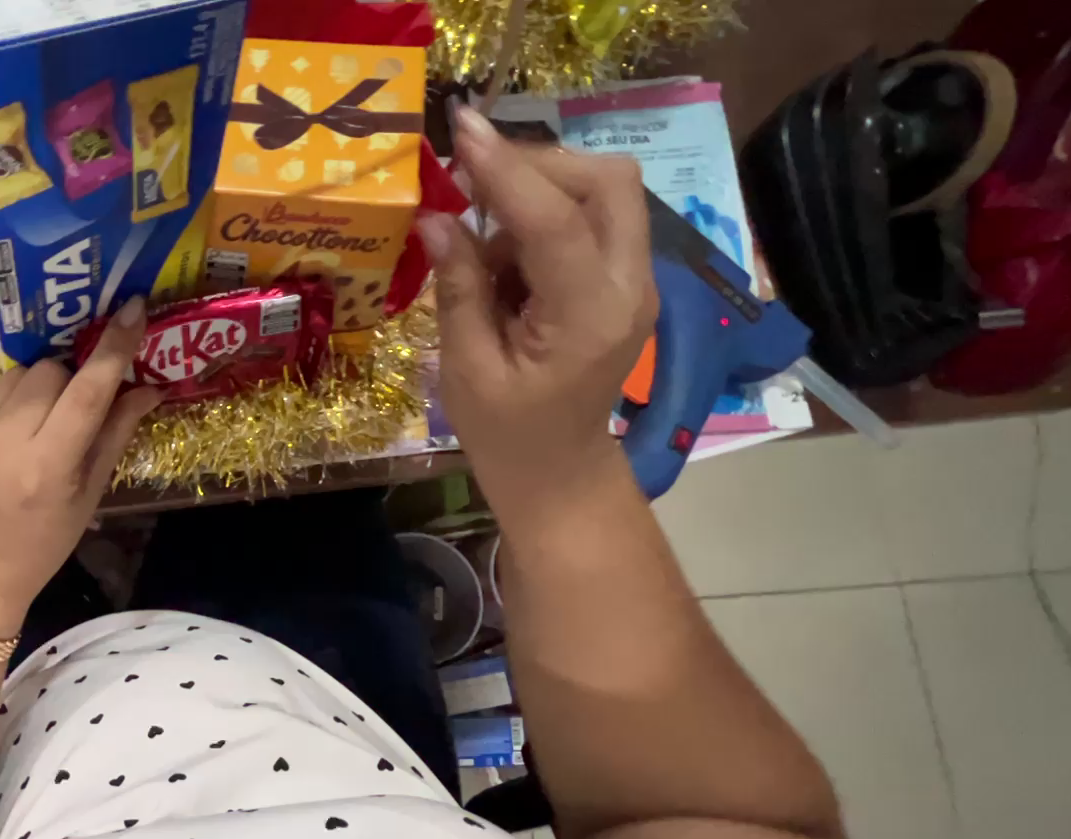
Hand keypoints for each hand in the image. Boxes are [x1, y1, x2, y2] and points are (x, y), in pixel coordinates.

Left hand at [0, 297, 161, 637]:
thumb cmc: (46, 540)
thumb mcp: (90, 493)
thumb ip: (115, 433)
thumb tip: (148, 384)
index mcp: (46, 466)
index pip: (87, 391)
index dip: (113, 347)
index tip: (133, 308)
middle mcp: (4, 443)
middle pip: (51, 370)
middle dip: (72, 380)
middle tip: (76, 410)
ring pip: (20, 373)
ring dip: (41, 387)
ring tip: (41, 424)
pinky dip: (13, 401)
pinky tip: (13, 434)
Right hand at [421, 105, 657, 524]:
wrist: (559, 474)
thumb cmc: (506, 435)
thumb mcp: (467, 370)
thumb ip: (458, 290)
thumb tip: (436, 220)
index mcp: (590, 316)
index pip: (553, 220)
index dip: (505, 171)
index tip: (461, 131)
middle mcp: (630, 286)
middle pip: (605, 182)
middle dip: (536, 166)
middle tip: (470, 182)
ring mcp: (634, 282)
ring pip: (603, 195)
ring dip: (537, 194)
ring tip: (479, 241)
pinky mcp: (622, 283)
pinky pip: (591, 223)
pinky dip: (541, 222)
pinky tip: (501, 263)